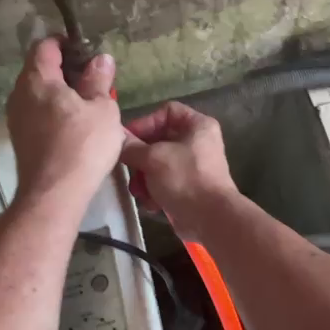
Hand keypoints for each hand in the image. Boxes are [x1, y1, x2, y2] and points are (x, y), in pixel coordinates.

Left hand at [5, 38, 123, 219]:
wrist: (54, 194)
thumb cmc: (83, 145)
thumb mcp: (103, 109)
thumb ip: (99, 80)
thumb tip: (100, 59)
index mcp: (38, 79)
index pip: (44, 46)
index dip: (65, 42)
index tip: (86, 49)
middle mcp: (20, 93)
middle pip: (39, 69)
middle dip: (64, 68)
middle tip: (93, 76)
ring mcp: (16, 117)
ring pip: (38, 92)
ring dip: (60, 91)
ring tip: (87, 101)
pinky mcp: (20, 137)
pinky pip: (37, 111)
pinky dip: (54, 109)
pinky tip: (75, 122)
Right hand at [121, 102, 238, 226]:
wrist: (210, 217)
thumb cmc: (185, 178)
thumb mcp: (154, 158)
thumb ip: (133, 147)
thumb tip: (119, 140)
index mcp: (198, 125)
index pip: (167, 112)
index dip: (146, 122)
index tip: (128, 139)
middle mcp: (198, 141)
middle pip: (159, 140)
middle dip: (141, 158)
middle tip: (129, 169)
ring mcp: (193, 165)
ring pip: (159, 163)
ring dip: (145, 178)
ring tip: (139, 191)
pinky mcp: (188, 186)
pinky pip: (165, 181)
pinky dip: (155, 191)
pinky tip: (151, 203)